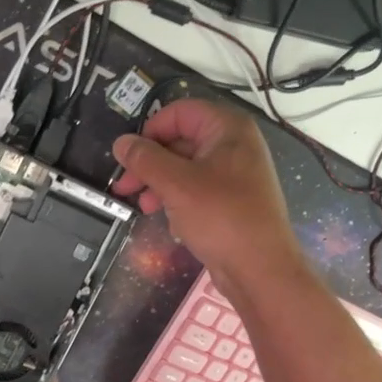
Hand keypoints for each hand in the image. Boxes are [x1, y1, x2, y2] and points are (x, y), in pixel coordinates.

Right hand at [112, 99, 298, 278]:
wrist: (260, 269)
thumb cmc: (221, 218)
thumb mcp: (176, 185)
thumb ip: (145, 160)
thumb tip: (121, 143)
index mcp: (228, 129)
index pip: (180, 112)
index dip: (150, 131)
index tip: (129, 158)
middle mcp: (234, 145)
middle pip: (180, 141)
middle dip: (150, 164)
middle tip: (124, 187)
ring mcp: (234, 175)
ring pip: (186, 169)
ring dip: (160, 185)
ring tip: (143, 207)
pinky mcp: (230, 202)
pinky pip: (196, 191)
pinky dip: (178, 201)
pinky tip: (169, 222)